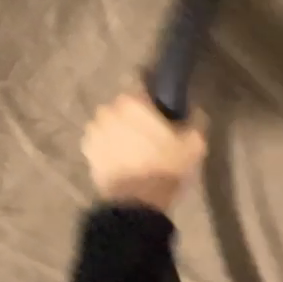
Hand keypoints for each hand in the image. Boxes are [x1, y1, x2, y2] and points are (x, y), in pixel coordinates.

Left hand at [81, 93, 206, 212]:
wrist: (135, 203)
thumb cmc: (164, 168)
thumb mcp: (194, 144)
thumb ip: (196, 119)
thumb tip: (193, 108)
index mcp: (133, 101)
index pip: (139, 77)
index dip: (150, 87)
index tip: (159, 100)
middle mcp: (108, 109)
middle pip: (124, 103)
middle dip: (134, 112)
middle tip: (150, 129)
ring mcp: (94, 130)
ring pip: (110, 120)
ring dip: (119, 128)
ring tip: (134, 146)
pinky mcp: (87, 150)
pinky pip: (101, 139)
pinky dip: (108, 144)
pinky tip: (122, 158)